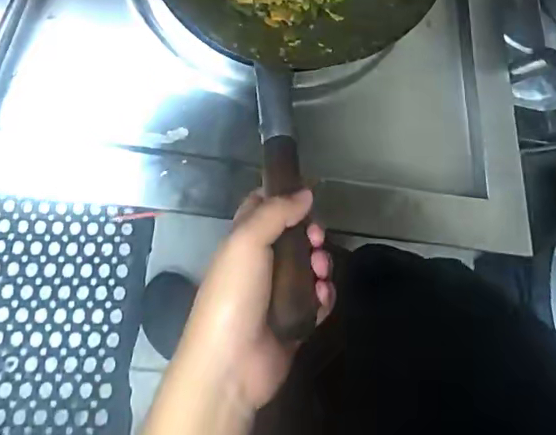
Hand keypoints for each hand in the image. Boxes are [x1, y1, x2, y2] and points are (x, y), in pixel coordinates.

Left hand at [144, 190, 334, 434]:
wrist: (230, 364)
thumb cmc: (234, 292)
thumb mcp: (247, 240)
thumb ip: (276, 212)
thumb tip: (305, 192)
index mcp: (242, 239)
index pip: (262, 206)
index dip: (284, 198)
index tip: (307, 196)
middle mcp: (259, 262)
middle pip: (293, 236)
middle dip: (310, 232)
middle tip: (317, 238)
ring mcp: (277, 294)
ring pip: (309, 267)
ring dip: (321, 263)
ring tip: (322, 271)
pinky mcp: (294, 323)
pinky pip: (317, 301)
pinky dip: (325, 296)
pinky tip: (324, 296)